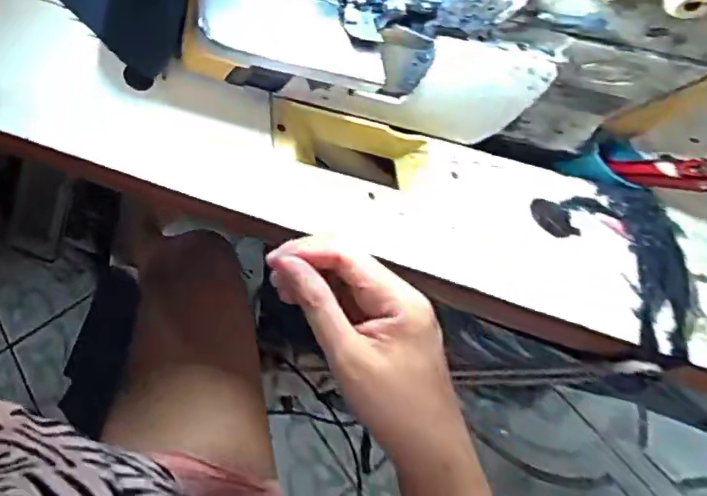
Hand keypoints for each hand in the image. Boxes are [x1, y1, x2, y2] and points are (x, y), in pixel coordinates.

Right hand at [266, 238, 485, 490]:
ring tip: (284, 287)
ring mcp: (398, 307)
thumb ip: (316, 302)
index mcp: (400, 299)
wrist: (432, 456)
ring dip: (313, 274)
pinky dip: (325, 291)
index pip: (344, 253)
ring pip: (346, 271)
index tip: (274, 262)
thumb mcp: (346, 355)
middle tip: (275, 273)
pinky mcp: (390, 319)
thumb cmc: (394, 411)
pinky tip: (304, 298)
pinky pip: (352, 291)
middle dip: (306, 259)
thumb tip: (288, 264)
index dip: (304, 250)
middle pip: (346, 256)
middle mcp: (402, 295)